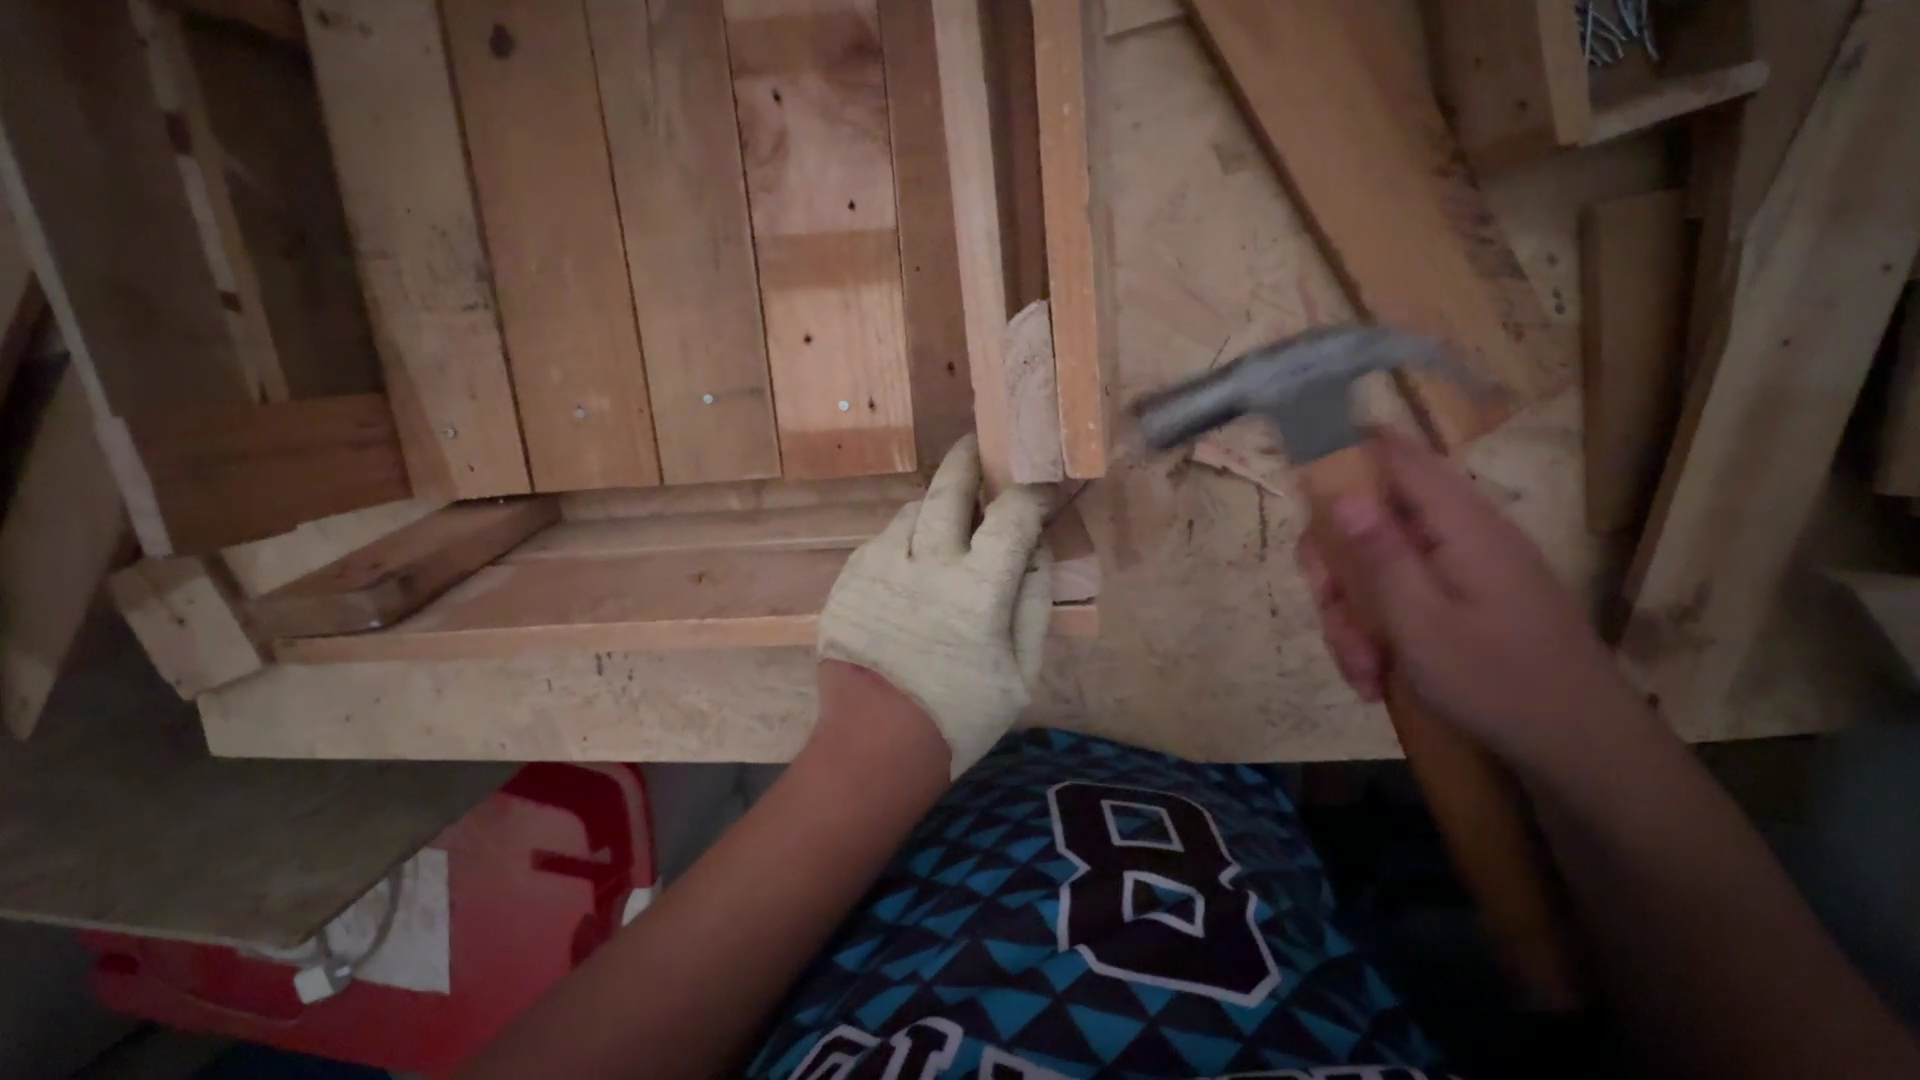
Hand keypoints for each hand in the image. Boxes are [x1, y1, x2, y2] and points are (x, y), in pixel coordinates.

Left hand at [817, 436, 1052, 777]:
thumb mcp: (1019, 674)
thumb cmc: (958, 716)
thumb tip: (1037, 552)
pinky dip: (901, 538)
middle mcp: (926, 564)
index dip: (1028, 494)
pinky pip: (880, 540)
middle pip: (948, 491)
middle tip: (974, 448)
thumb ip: (1033, 606)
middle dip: (966, 463)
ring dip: (932, 506)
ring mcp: (879, 568)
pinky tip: (910, 556)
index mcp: (978, 589)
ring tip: (945, 516)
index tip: (1036, 487)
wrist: (873, 745)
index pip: (1010, 516)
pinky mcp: (848, 581)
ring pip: (910, 512)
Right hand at [1297, 434, 1645, 770]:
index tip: (1299, 492)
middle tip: (1330, 614)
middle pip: (1371, 520)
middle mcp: (1460, 536)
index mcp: (1458, 525)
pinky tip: (1377, 677)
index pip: (1395, 456)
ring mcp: (1463, 571)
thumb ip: (1379, 555)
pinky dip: (1380, 633)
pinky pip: (1402, 598)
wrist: (1580, 747)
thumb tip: (1340, 492)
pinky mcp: (1464, 603)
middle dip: (1337, 571)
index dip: (1342, 459)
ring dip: (1354, 617)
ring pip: (1378, 568)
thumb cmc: (1498, 682)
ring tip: (1363, 670)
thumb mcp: (1420, 624)